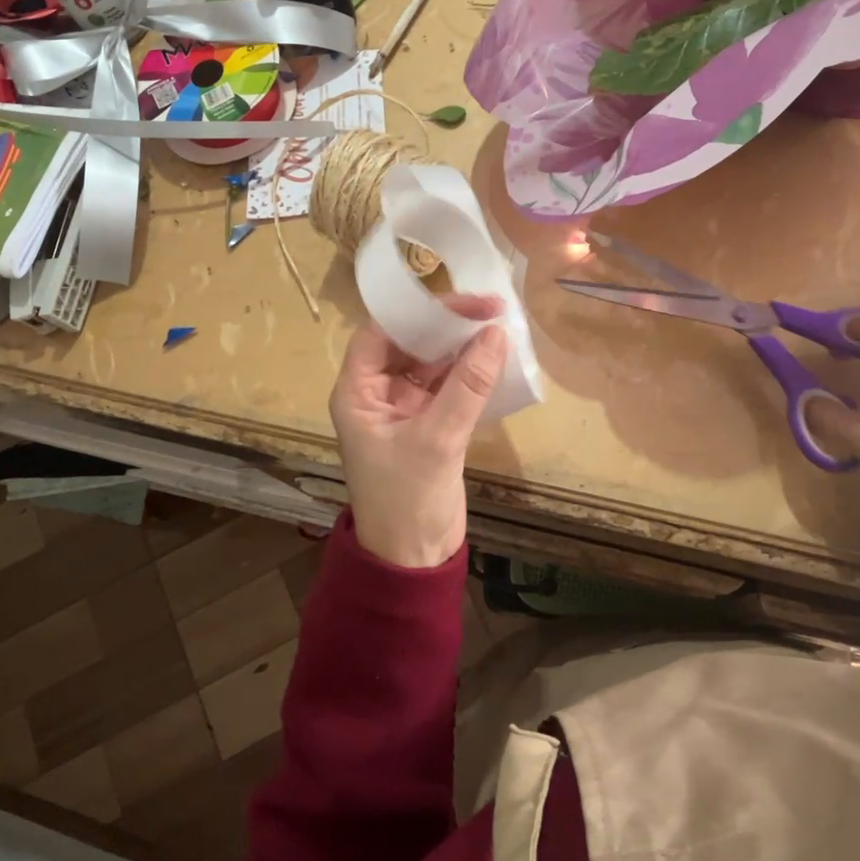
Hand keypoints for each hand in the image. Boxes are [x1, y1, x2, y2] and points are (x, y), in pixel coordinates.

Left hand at [330, 295, 509, 567]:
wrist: (413, 559)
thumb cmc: (407, 500)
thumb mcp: (436, 440)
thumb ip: (467, 386)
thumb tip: (497, 333)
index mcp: (358, 393)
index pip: (381, 332)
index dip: (419, 312)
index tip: (463, 301)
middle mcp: (378, 395)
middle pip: (410, 343)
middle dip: (447, 325)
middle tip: (492, 308)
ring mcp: (406, 410)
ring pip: (433, 364)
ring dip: (463, 348)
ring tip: (500, 326)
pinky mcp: (430, 427)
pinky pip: (449, 388)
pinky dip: (471, 374)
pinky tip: (498, 360)